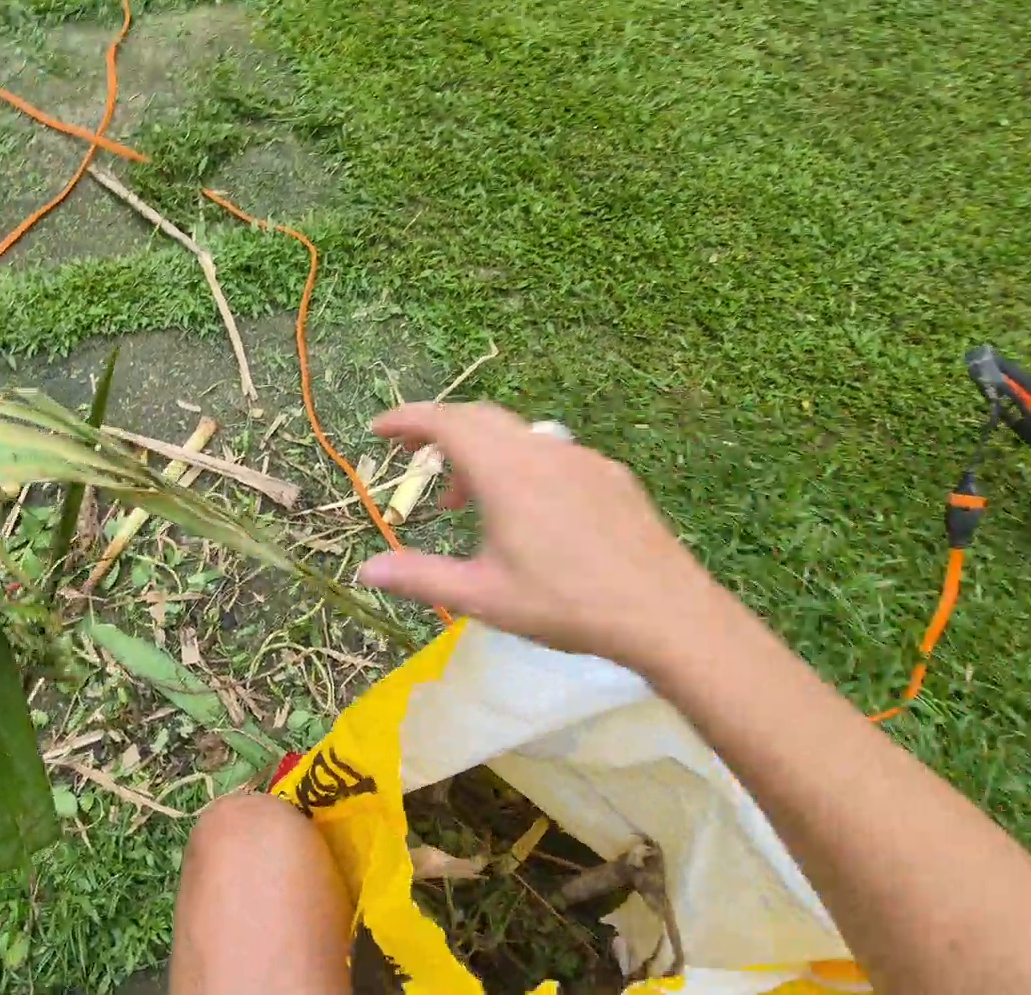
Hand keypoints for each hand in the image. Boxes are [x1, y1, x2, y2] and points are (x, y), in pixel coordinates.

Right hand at [355, 402, 735, 670]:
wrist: (666, 613)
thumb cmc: (565, 604)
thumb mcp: (483, 597)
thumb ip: (419, 578)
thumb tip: (364, 571)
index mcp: (506, 472)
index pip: (445, 422)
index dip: (407, 418)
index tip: (378, 428)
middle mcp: (541, 451)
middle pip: (479, 418)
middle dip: (439, 430)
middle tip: (413, 457)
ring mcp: (581, 459)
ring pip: (515, 435)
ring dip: (479, 453)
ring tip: (465, 500)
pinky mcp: (609, 475)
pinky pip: (550, 452)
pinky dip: (518, 463)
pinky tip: (527, 509)